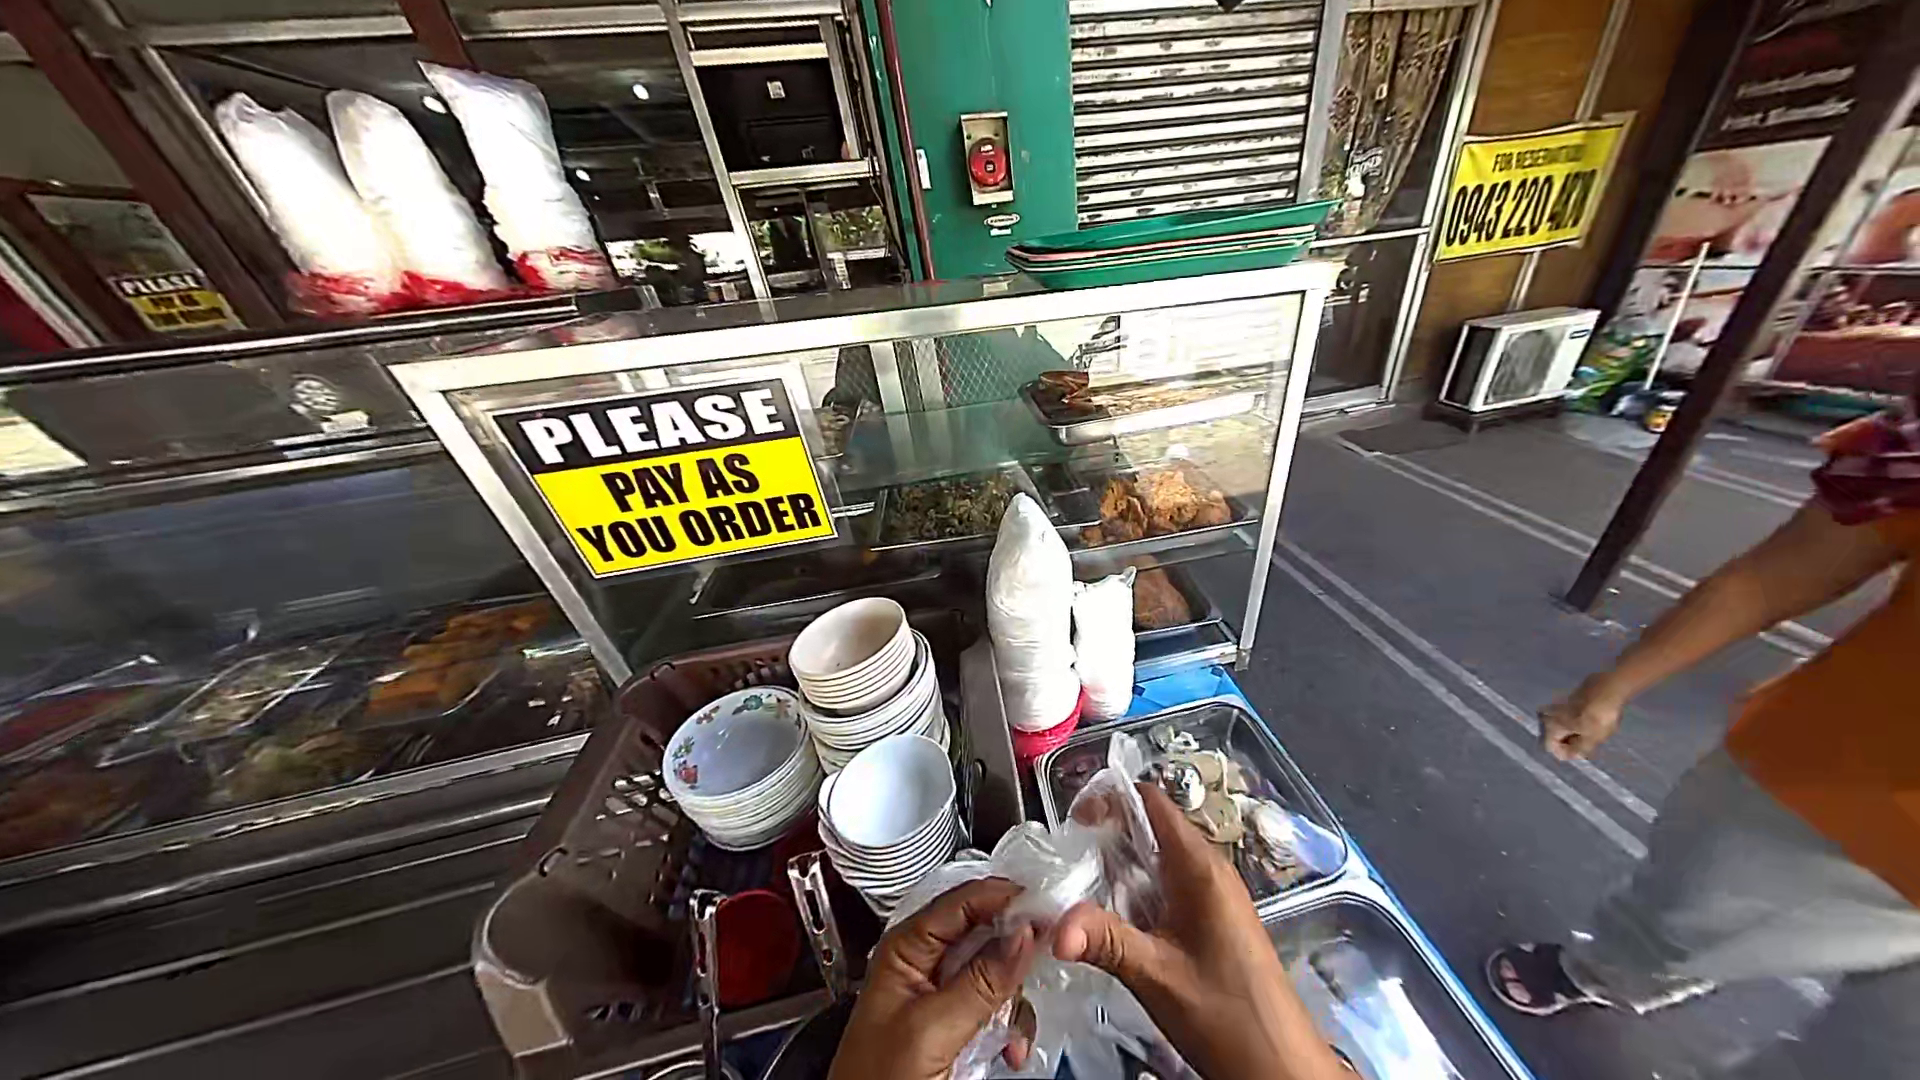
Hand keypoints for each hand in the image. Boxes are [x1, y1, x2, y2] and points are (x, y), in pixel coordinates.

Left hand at [827, 878, 1036, 1079]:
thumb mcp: (931, 1030)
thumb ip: (980, 981)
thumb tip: (1023, 933)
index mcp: (908, 946)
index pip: (963, 900)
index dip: (1005, 897)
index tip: (1046, 907)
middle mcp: (927, 959)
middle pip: (984, 930)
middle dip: (1016, 949)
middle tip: (1046, 958)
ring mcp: (943, 992)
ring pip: (996, 968)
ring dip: (1015, 997)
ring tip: (1015, 1029)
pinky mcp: (957, 1023)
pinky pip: (997, 1006)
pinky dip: (1012, 1025)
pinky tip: (1011, 1049)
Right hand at [1053, 783, 1347, 1079]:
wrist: (1286, 1072)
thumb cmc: (1228, 1016)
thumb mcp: (1158, 976)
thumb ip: (1105, 941)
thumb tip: (1054, 928)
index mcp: (1198, 866)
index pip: (1151, 800)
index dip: (1110, 799)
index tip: (1076, 822)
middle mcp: (1208, 868)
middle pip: (1151, 825)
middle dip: (1109, 834)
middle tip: (1071, 859)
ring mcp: (1214, 893)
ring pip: (1158, 856)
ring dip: (1122, 864)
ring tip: (1085, 885)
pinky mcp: (1214, 917)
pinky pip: (1169, 882)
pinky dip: (1139, 887)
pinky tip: (1119, 916)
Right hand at [1540, 674, 1624, 760]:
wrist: (1603, 692)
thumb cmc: (1596, 717)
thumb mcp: (1591, 739)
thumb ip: (1578, 750)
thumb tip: (1569, 755)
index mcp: (1549, 727)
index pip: (1550, 748)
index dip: (1566, 754)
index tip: (1583, 754)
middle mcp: (1545, 718)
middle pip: (1555, 738)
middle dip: (1569, 743)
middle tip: (1589, 745)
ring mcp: (1552, 709)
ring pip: (1561, 728)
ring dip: (1573, 734)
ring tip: (1592, 734)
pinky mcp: (1562, 703)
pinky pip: (1565, 720)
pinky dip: (1575, 725)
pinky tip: (1590, 723)